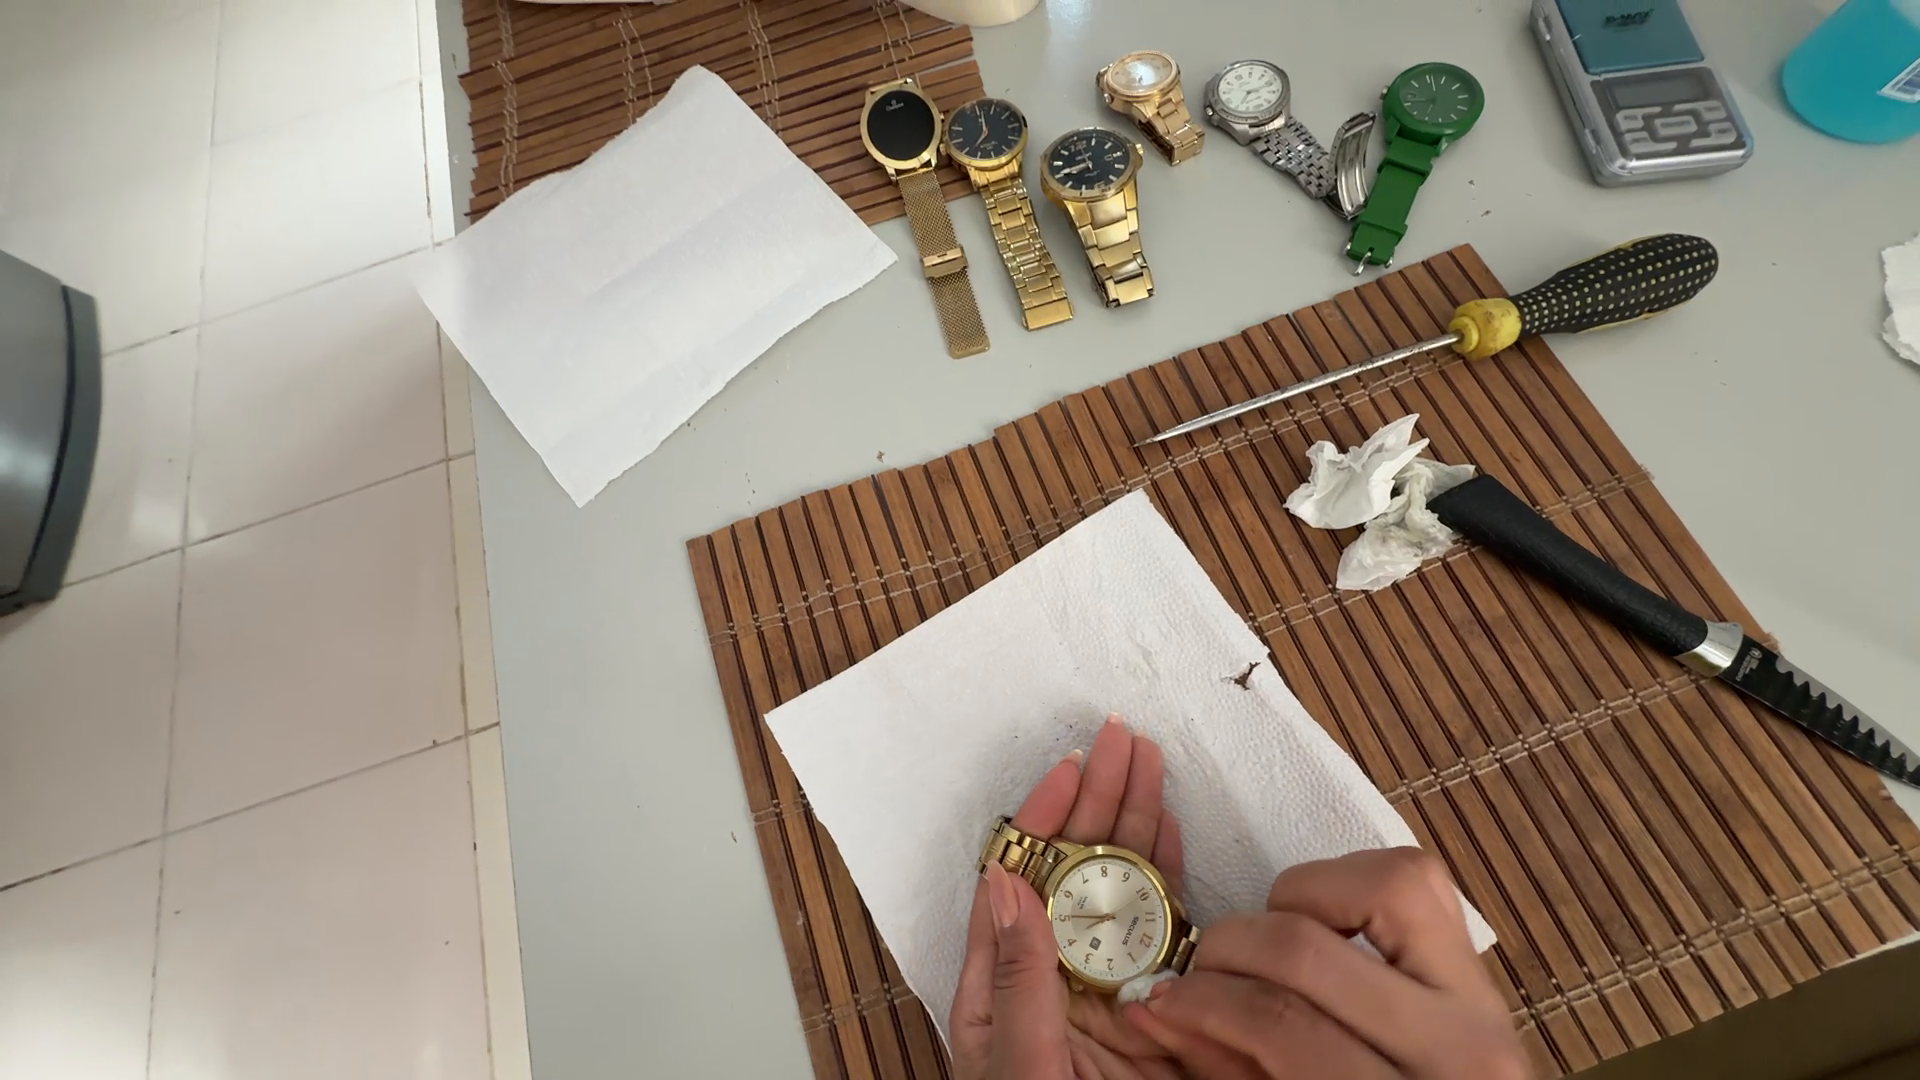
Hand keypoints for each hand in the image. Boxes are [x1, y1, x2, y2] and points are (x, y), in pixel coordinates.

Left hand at [951, 716, 1188, 1079]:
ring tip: (1147, 762)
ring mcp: (1105, 974)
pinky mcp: (1152, 997)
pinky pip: (1159, 924)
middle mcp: (1055, 961)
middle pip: (1074, 861)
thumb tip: (1005, 880)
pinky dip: (1167, 874)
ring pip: (1118, 880)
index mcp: (1007, 973)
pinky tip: (1169, 831)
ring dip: (1134, 819)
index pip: (1020, 872)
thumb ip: (1015, 980)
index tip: (1067, 769)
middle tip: (1119, 739)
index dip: (1042, 816)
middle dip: (1097, 798)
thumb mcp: (1016, 1066)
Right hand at [1124, 848, 1528, 1079]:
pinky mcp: (1478, 960)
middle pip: (1306, 949)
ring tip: (1273, 943)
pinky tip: (1320, 922)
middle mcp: (1462, 1053)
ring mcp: (1482, 998)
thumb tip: (1146, 1004)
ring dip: (1297, 900)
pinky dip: (1345, 879)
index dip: (1204, 1001)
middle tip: (1201, 967)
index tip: (1162, 998)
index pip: (1281, 1024)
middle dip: (1228, 946)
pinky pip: (1409, 875)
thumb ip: (1221, 1059)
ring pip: (1378, 885)